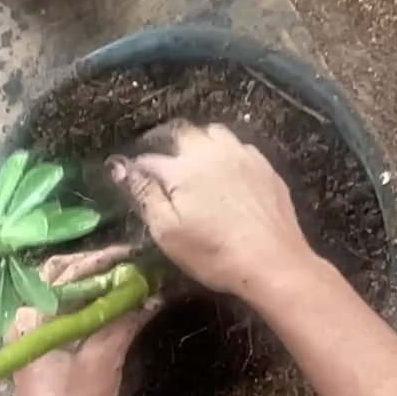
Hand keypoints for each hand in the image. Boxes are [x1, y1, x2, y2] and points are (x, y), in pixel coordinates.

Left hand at [8, 246, 153, 395]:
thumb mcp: (103, 360)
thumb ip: (123, 322)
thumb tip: (149, 296)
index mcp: (32, 319)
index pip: (65, 273)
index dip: (101, 261)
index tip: (131, 257)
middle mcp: (23, 320)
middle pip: (59, 279)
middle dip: (95, 269)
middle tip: (129, 266)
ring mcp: (29, 335)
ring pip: (62, 296)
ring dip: (92, 287)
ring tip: (125, 282)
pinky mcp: (39, 349)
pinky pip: (63, 315)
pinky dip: (86, 307)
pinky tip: (111, 307)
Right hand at [108, 123, 319, 298]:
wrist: (274, 262)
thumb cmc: (215, 255)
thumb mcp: (169, 234)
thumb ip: (145, 196)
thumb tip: (122, 168)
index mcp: (181, 169)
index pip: (149, 159)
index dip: (139, 169)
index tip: (135, 179)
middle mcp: (210, 152)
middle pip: (182, 133)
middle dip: (168, 145)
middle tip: (166, 166)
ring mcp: (241, 155)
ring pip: (214, 133)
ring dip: (200, 143)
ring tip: (197, 162)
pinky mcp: (265, 167)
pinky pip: (240, 147)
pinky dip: (228, 154)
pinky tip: (229, 172)